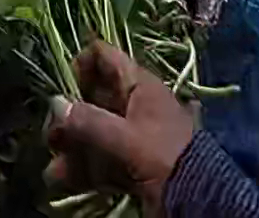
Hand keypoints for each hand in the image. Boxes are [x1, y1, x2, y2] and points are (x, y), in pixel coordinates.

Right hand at [45, 41, 196, 215]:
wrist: (208, 206)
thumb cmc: (168, 157)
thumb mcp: (128, 139)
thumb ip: (89, 121)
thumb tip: (54, 103)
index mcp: (138, 84)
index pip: (103, 57)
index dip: (80, 65)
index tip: (62, 85)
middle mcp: (133, 104)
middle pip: (92, 99)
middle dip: (68, 118)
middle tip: (50, 138)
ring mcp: (133, 135)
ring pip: (93, 133)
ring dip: (71, 149)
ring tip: (52, 171)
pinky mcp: (133, 165)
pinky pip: (101, 160)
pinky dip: (82, 170)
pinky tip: (61, 180)